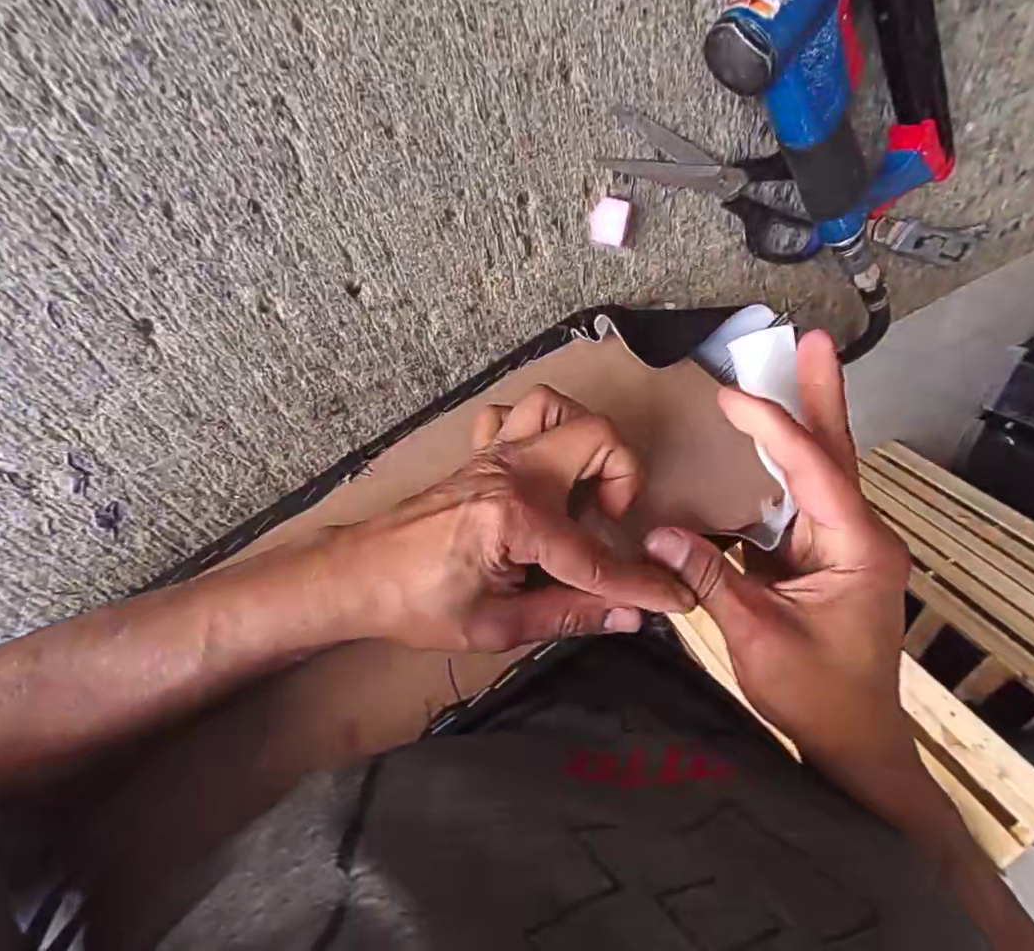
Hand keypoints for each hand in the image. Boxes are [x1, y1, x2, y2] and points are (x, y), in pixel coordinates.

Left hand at [338, 386, 692, 651]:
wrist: (358, 574)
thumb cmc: (417, 604)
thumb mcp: (497, 625)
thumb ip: (570, 615)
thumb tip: (631, 616)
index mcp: (514, 519)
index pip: (595, 555)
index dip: (642, 583)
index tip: (675, 595)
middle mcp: (510, 473)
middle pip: (596, 437)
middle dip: (624, 477)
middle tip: (609, 521)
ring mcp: (494, 455)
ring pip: (557, 406)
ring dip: (584, 440)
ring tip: (582, 487)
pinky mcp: (480, 453)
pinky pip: (516, 414)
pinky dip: (540, 429)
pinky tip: (542, 468)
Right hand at [642, 330, 913, 766]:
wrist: (853, 743)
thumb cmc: (818, 696)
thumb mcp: (756, 634)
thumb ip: (708, 577)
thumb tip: (659, 532)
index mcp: (857, 548)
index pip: (813, 469)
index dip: (771, 427)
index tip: (730, 396)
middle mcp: (858, 535)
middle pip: (836, 451)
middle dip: (821, 394)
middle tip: (812, 342)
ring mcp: (842, 544)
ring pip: (821, 469)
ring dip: (803, 420)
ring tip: (793, 369)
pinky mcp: (822, 556)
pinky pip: (798, 498)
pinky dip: (780, 465)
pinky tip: (763, 444)